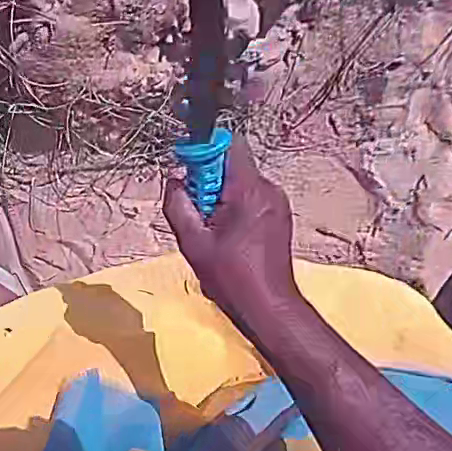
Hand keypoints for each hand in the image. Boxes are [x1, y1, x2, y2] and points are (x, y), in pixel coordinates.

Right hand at [162, 136, 300, 325]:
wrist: (266, 304)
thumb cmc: (229, 275)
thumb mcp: (192, 241)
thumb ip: (178, 205)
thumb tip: (173, 180)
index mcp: (249, 192)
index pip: (229, 146)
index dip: (204, 152)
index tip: (187, 173)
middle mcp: (268, 190)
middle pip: (232, 165)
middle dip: (208, 180)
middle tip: (195, 211)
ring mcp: (276, 202)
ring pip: (239, 182)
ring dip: (218, 196)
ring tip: (209, 228)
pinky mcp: (278, 214)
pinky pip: (249, 196)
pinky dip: (231, 207)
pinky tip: (224, 234)